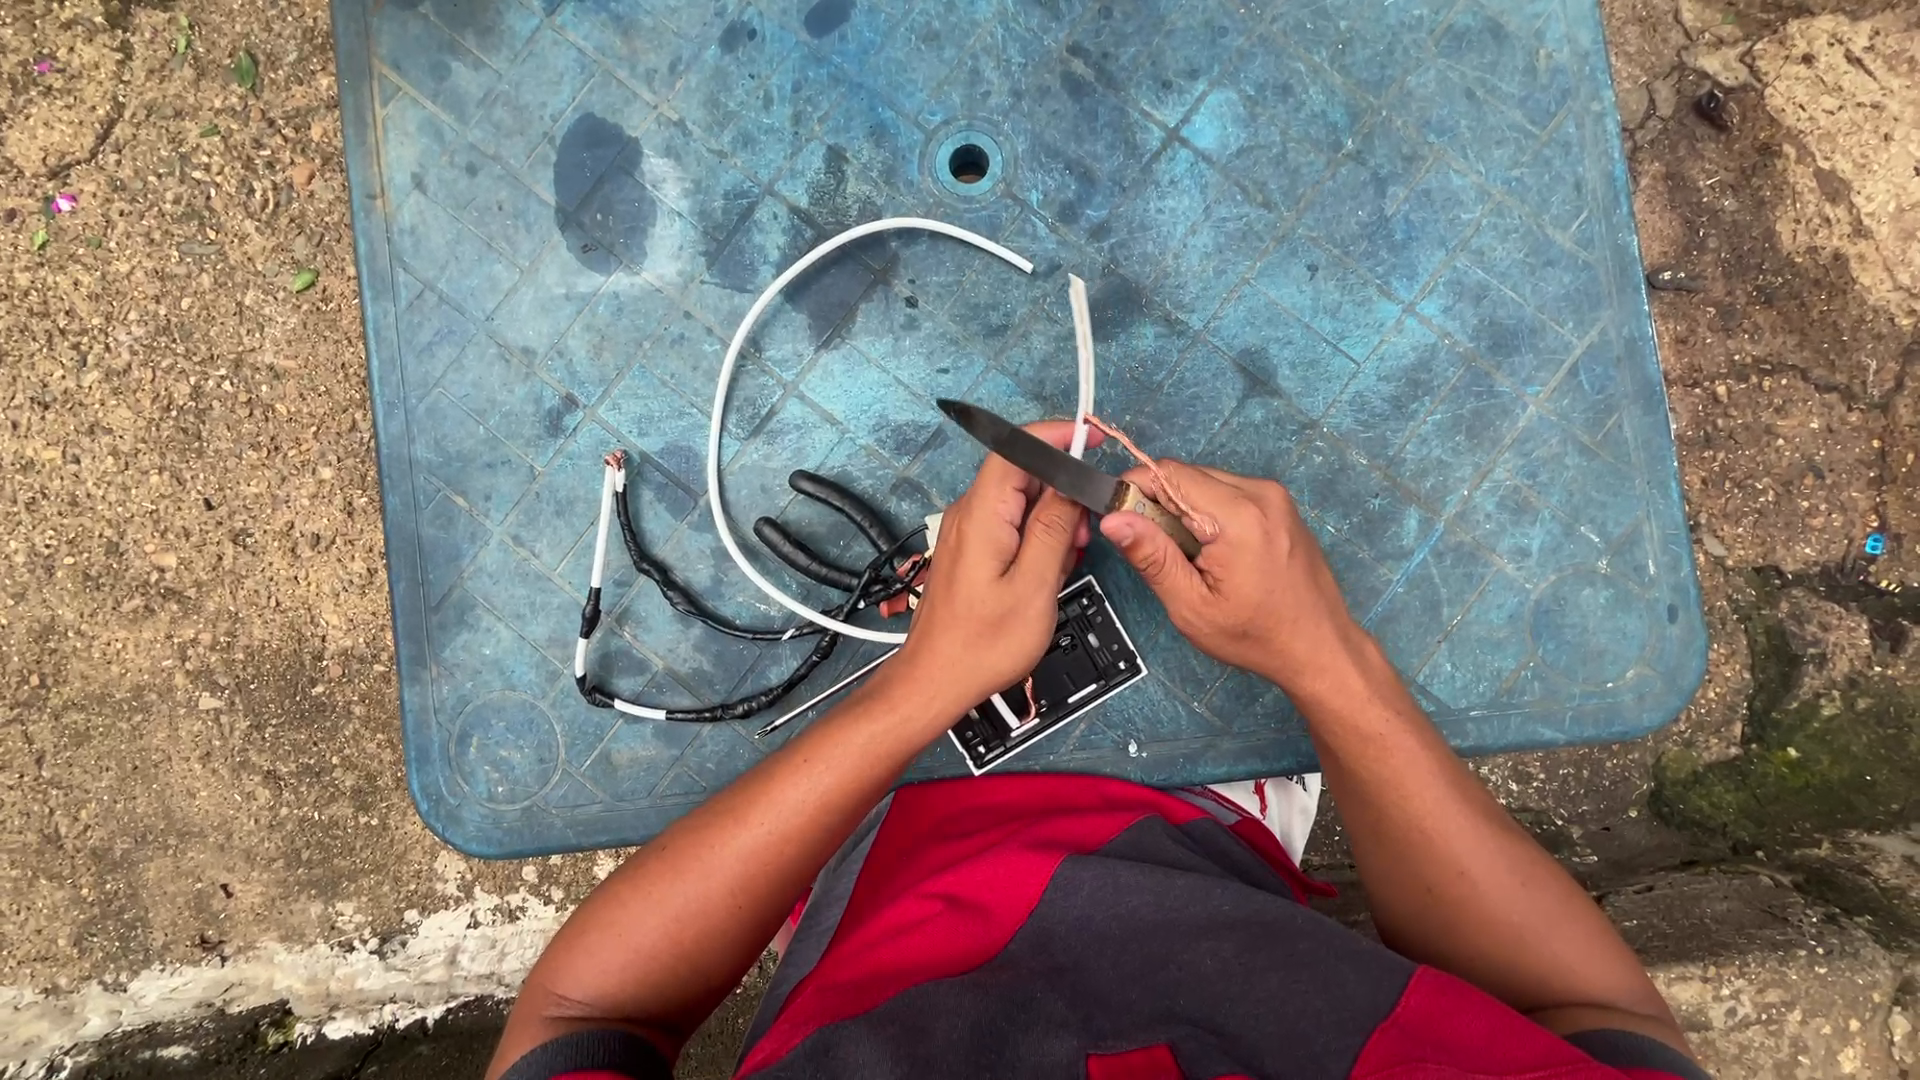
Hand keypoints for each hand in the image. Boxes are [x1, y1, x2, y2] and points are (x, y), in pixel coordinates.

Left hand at [895, 420, 1102, 714]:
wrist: (935, 680)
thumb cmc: (983, 644)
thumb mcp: (1034, 586)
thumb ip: (1053, 529)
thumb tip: (1071, 481)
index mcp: (982, 514)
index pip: (1016, 448)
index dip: (1056, 436)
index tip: (1092, 440)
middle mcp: (969, 514)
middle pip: (1021, 473)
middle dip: (1061, 491)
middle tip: (1083, 533)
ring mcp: (967, 532)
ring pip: (1020, 501)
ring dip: (1051, 520)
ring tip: (1065, 559)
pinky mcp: (971, 550)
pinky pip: (1010, 525)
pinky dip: (1036, 538)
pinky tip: (1046, 571)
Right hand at [1098, 461, 1364, 695]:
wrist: (1319, 646)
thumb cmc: (1255, 635)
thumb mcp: (1191, 605)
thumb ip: (1151, 557)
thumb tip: (1113, 519)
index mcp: (1238, 516)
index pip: (1168, 473)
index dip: (1134, 488)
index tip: (1118, 517)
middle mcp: (1260, 493)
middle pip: (1185, 474)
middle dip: (1157, 502)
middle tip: (1153, 548)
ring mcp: (1273, 496)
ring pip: (1205, 481)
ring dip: (1182, 509)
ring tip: (1186, 555)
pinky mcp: (1278, 504)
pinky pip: (1227, 491)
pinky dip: (1206, 512)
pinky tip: (1210, 550)